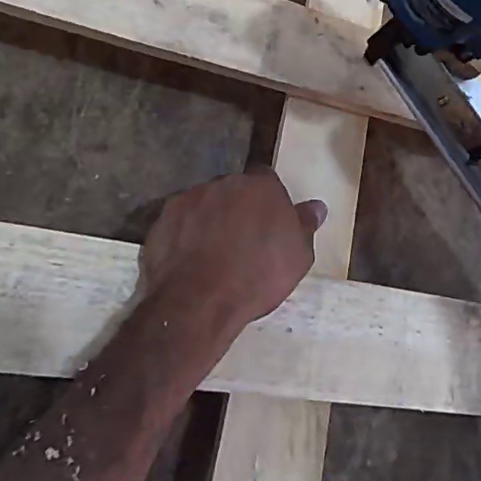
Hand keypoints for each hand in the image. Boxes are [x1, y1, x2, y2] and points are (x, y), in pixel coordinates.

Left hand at [139, 169, 327, 338]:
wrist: (199, 300)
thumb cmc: (258, 276)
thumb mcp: (298, 256)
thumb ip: (305, 225)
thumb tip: (317, 206)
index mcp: (261, 186)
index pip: (267, 179)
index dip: (267, 200)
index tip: (268, 221)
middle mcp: (225, 183)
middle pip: (235, 189)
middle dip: (238, 207)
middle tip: (243, 239)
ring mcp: (191, 198)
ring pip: (206, 202)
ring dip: (211, 218)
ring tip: (214, 252)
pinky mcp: (163, 217)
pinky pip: (181, 220)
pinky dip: (186, 233)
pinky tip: (190, 258)